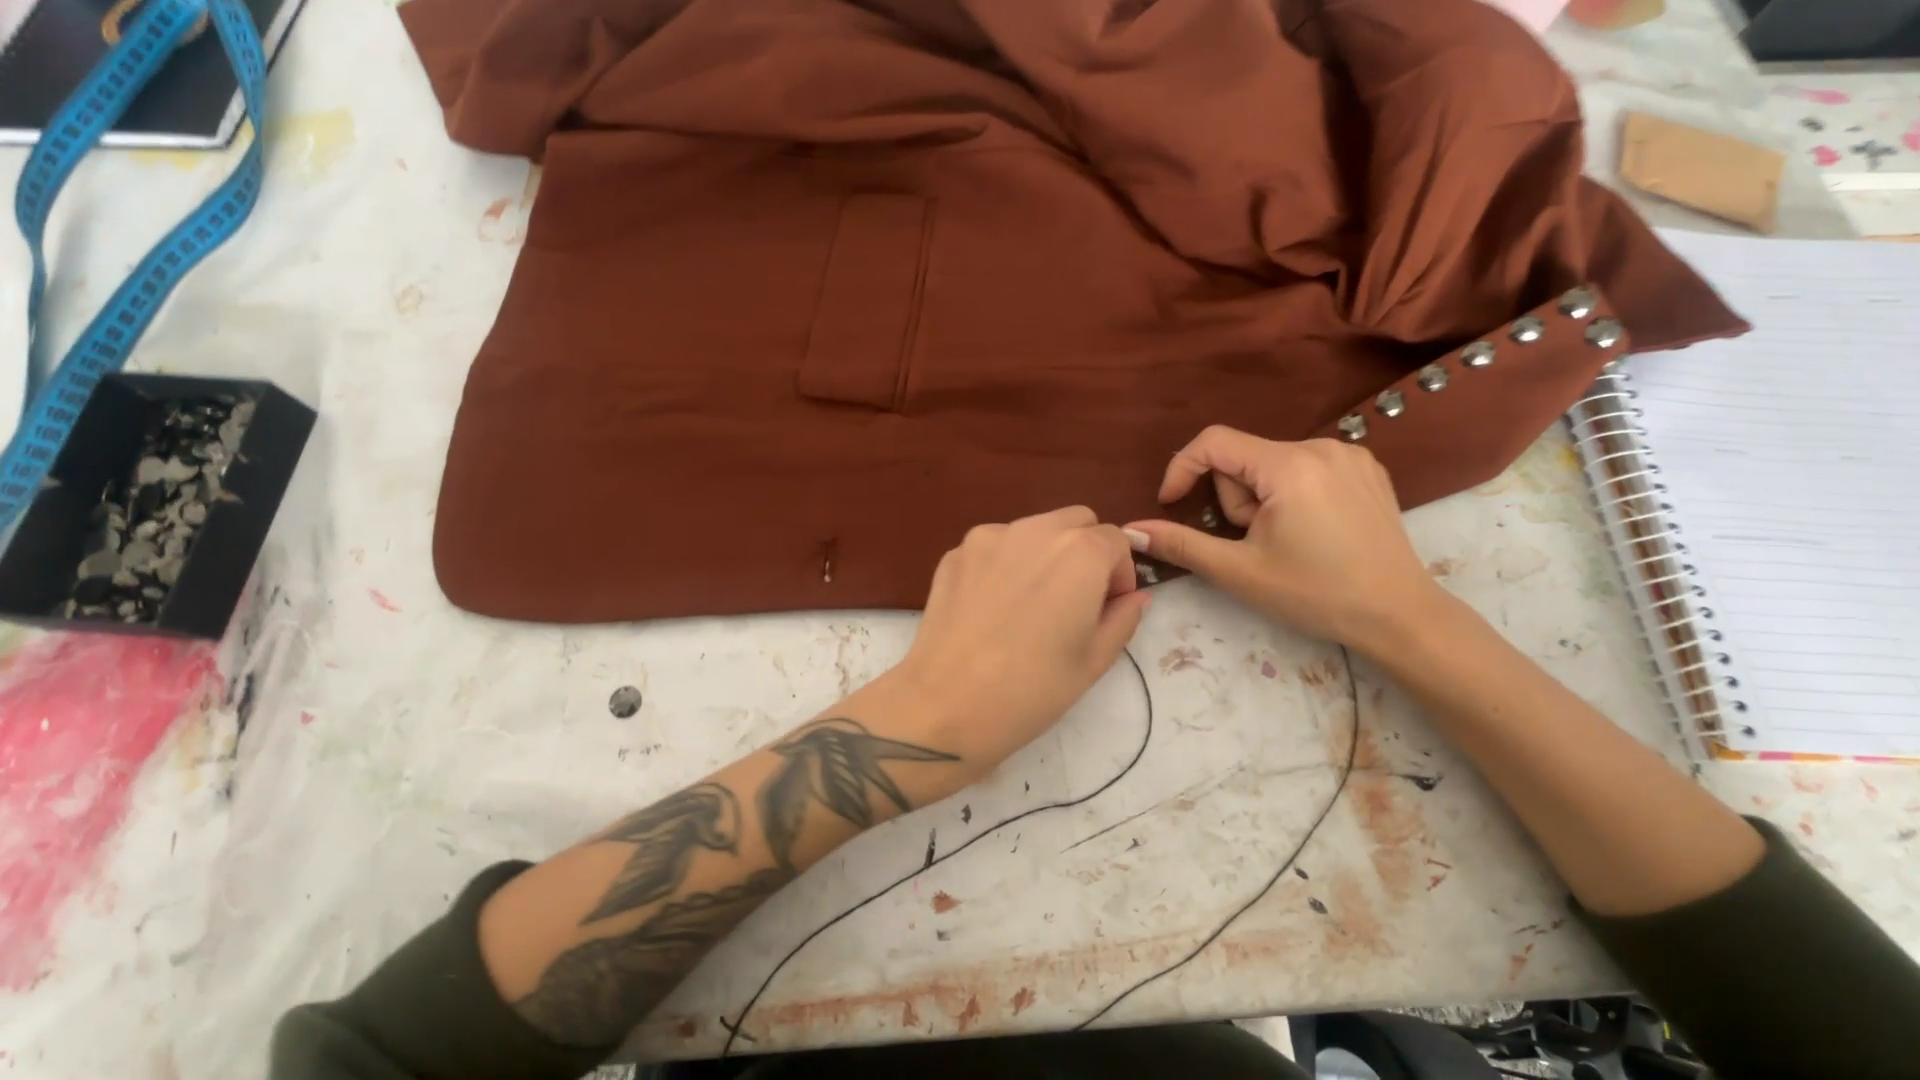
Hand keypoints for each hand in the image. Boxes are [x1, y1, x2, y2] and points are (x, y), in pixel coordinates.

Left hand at [891, 505, 1149, 769]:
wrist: (948, 703)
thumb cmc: (1034, 688)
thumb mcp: (1094, 661)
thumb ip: (1123, 618)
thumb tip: (1135, 596)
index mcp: (1081, 552)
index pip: (1116, 541)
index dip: (1119, 574)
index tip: (1108, 608)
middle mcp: (1036, 530)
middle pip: (1076, 522)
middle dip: (1085, 552)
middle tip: (1075, 601)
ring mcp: (989, 538)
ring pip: (1033, 530)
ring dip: (1044, 554)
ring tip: (1030, 605)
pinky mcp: (955, 553)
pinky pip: (995, 547)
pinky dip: (1005, 564)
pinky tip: (994, 609)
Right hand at [1125, 426, 1442, 652]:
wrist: (1398, 615)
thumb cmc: (1315, 594)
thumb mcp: (1239, 572)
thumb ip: (1181, 544)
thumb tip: (1132, 530)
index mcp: (1289, 465)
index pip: (1214, 442)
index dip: (1182, 469)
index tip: (1171, 504)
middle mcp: (1321, 446)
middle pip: (1244, 458)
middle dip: (1237, 500)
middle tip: (1256, 544)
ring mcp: (1350, 455)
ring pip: (1273, 465)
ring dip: (1263, 500)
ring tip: (1286, 542)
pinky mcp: (1367, 469)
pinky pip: (1306, 468)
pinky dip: (1293, 494)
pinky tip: (1313, 530)